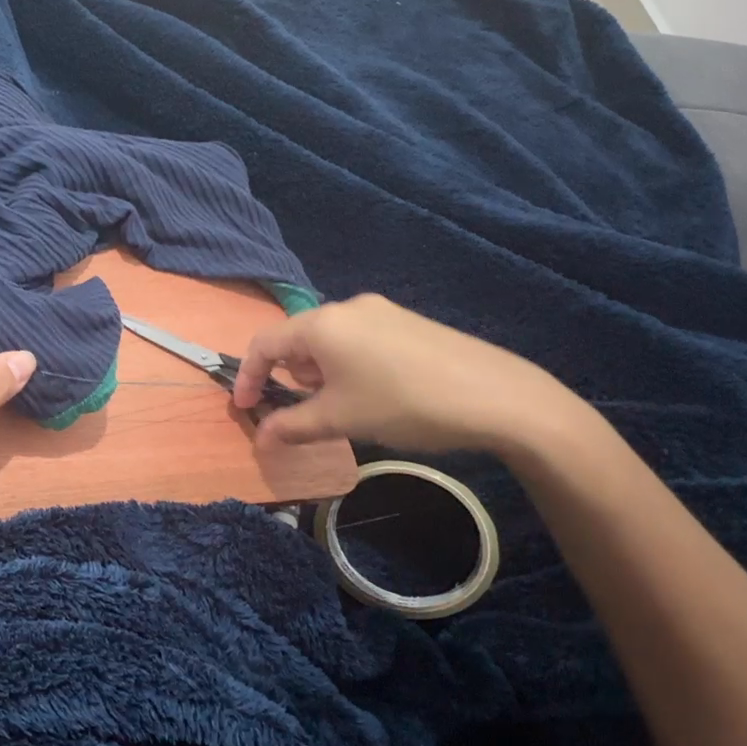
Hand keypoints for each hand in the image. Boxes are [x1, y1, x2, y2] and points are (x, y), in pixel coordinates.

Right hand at [231, 294, 585, 453]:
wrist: (500, 397)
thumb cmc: (403, 404)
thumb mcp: (340, 420)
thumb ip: (293, 426)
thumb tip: (261, 437)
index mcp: (322, 324)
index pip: (265, 344)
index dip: (249, 377)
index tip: (246, 409)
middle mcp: (347, 307)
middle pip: (297, 338)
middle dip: (289, 375)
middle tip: (302, 408)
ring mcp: (382, 311)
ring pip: (329, 339)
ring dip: (320, 371)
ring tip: (341, 404)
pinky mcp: (409, 322)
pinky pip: (359, 339)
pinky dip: (348, 364)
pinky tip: (373, 391)